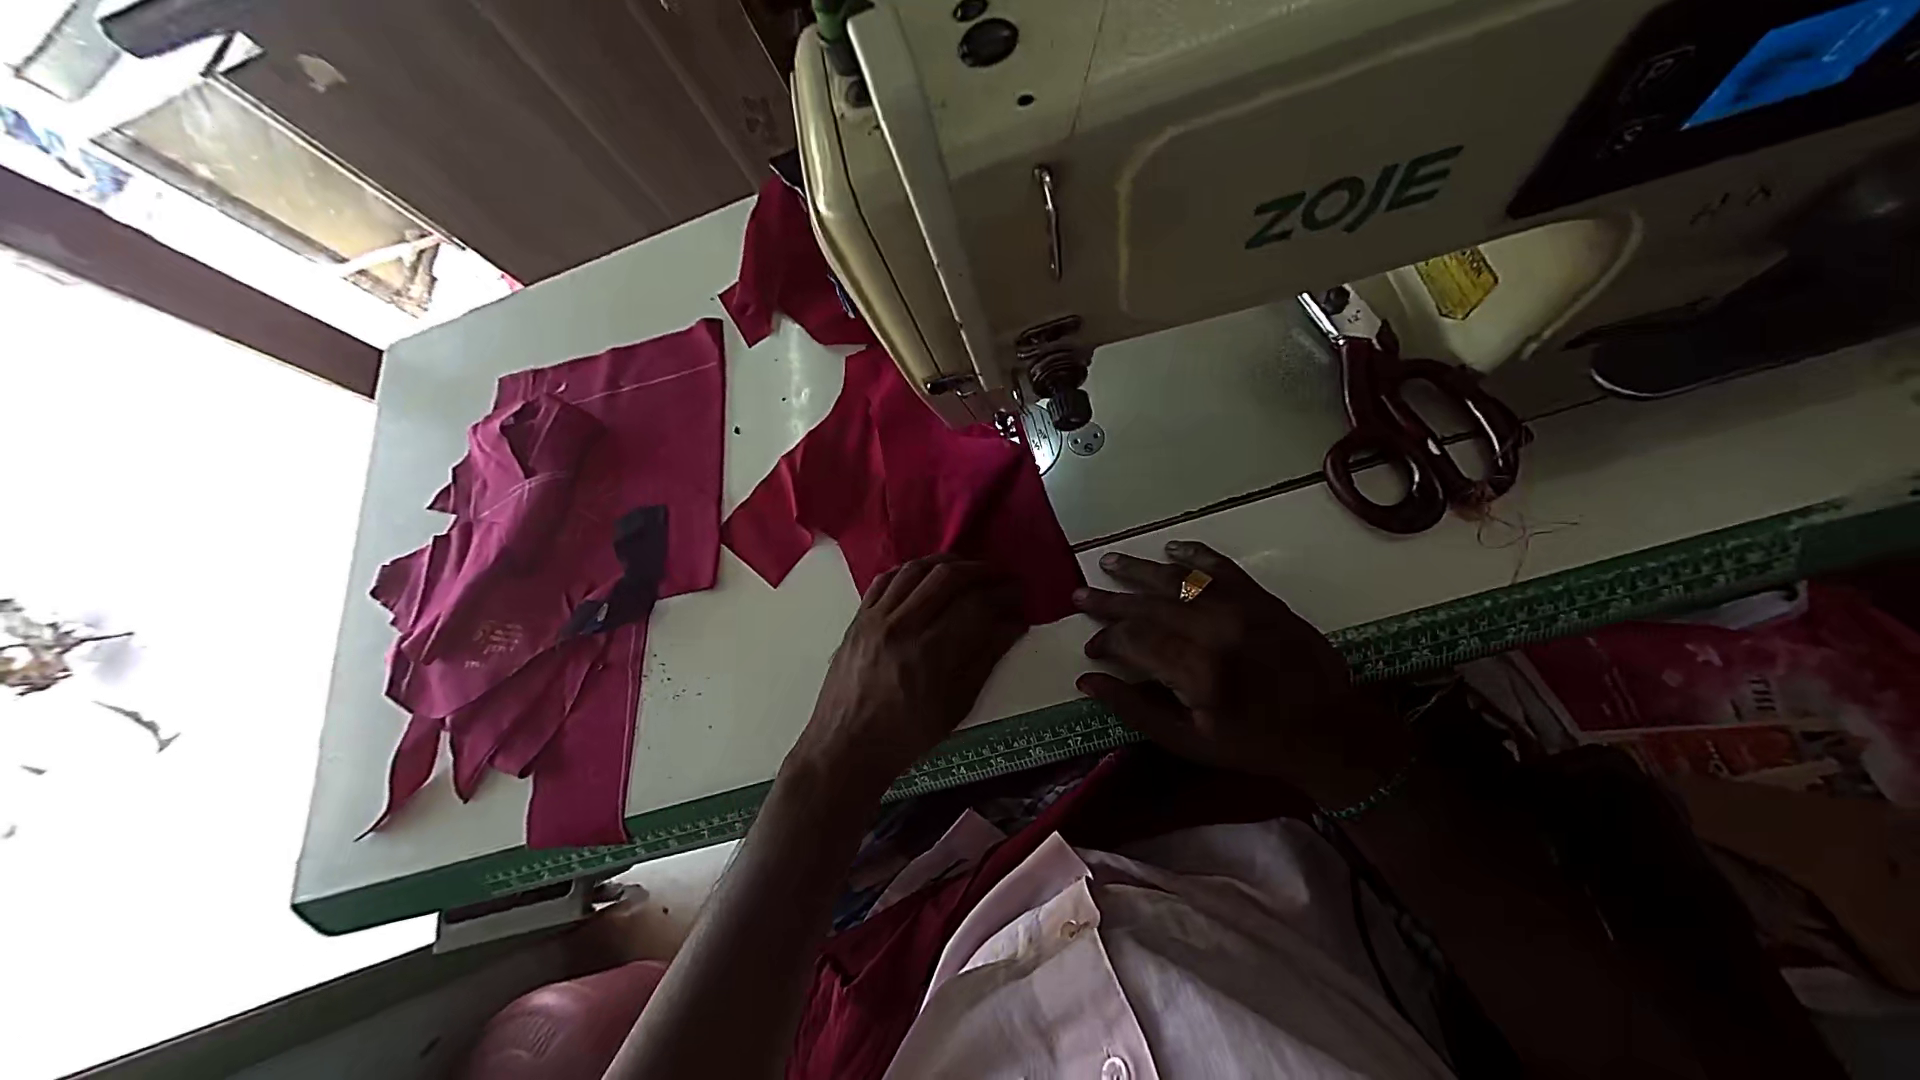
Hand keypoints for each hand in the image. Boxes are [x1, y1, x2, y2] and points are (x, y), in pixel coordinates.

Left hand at [788, 555, 1025, 795]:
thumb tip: (1013, 625)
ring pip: (915, 569)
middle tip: (1001, 576)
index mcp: (929, 654)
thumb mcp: (955, 706)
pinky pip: (886, 579)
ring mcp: (875, 619)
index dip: (1003, 596)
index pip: (975, 607)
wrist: (845, 747)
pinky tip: (926, 574)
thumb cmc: (905, 737)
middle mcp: (901, 627)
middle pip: (947, 578)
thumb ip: (985, 660)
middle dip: (982, 571)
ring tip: (969, 569)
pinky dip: (911, 570)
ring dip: (948, 563)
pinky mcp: (858, 618)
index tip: (1018, 596)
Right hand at [1074, 541, 1409, 807]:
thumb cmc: (1252, 743)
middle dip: (1109, 600)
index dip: (1106, 641)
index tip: (1093, 650)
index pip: (1132, 639)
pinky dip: (1194, 554)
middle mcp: (1215, 630)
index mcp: (1196, 671)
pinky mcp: (1262, 599)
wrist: (1329, 731)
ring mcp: (1241, 609)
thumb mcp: (1187, 742)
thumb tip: (1088, 680)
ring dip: (1139, 569)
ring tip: (1110, 562)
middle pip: (1148, 604)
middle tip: (1080, 594)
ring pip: (1178, 579)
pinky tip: (1172, 549)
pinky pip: (1220, 567)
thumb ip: (1134, 709)